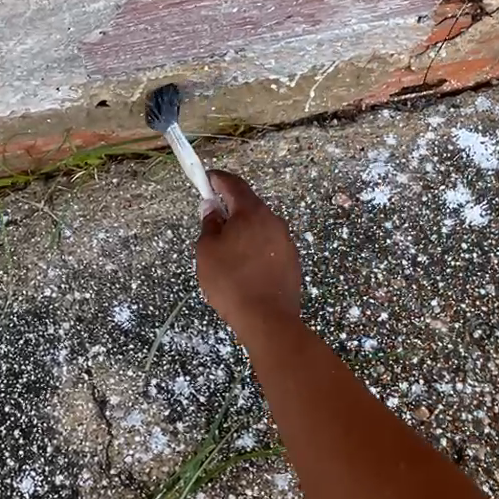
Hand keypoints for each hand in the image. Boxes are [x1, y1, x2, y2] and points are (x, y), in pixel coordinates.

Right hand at [196, 170, 302, 340]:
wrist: (267, 319)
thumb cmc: (231, 281)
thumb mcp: (208, 251)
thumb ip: (209, 224)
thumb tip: (212, 209)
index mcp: (252, 212)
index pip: (234, 184)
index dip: (218, 179)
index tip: (206, 179)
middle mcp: (273, 221)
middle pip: (249, 206)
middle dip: (230, 208)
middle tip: (212, 220)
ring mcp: (285, 241)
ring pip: (260, 227)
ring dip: (243, 230)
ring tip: (226, 250)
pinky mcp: (291, 261)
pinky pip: (268, 245)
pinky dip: (254, 247)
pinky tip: (244, 266)